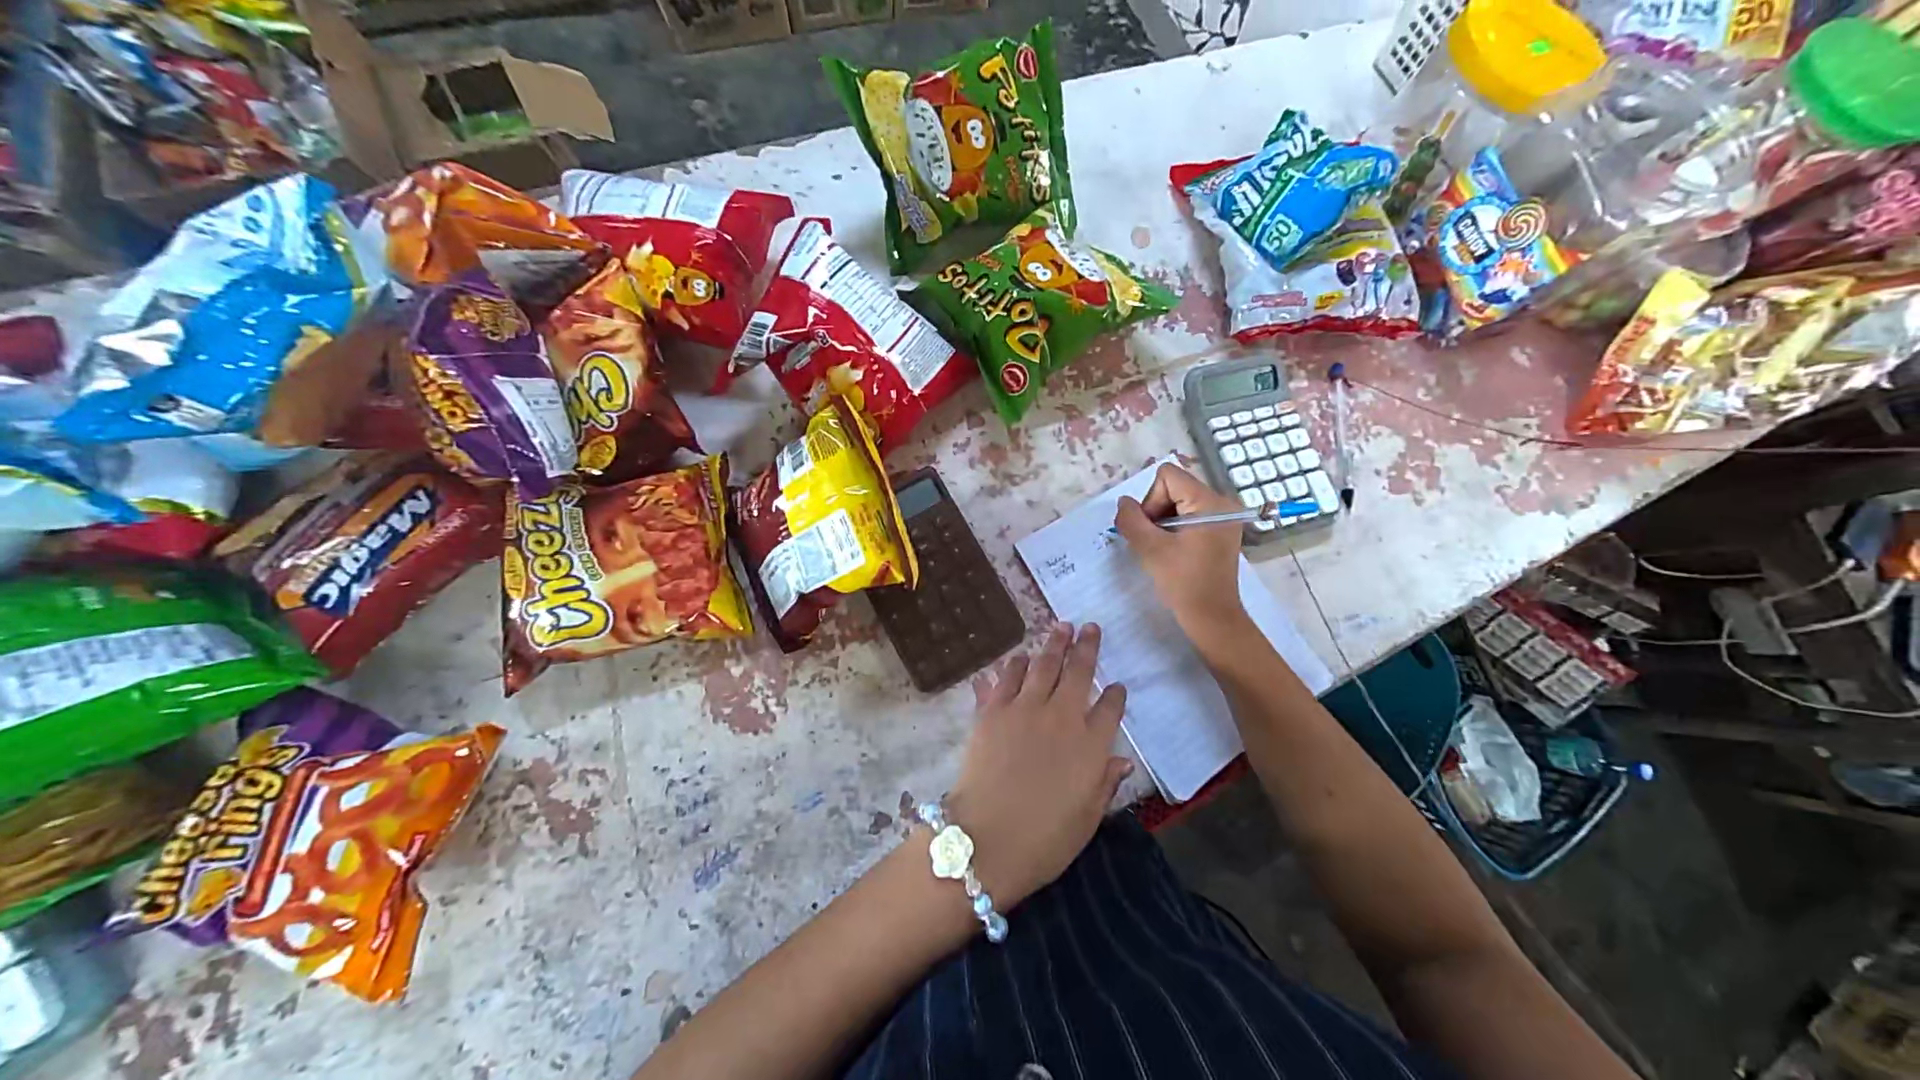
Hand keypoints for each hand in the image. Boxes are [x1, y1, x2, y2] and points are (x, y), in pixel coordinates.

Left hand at [945, 623, 1130, 908]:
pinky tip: (1019, 657)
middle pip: (1079, 673)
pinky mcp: (992, 711)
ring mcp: (1025, 709)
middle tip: (1090, 627)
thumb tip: (1121, 761)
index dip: (1115, 695)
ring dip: (1053, 644)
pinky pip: (1006, 679)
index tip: (1117, 686)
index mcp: (1091, 746)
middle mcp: (1062, 718)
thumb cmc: (1044, 840)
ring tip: (1060, 627)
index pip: (1110, 709)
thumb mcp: (1086, 819)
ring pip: (1043, 665)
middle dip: (1087, 647)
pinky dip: (1014, 665)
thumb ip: (1104, 784)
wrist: (988, 839)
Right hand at [1113, 463, 1248, 640]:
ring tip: (1162, 550)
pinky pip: (1189, 517)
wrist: (1212, 617)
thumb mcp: (1150, 549)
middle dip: (1156, 512)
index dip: (1150, 500)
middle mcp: (1221, 504)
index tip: (1150, 530)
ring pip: (1179, 504)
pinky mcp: (1220, 533)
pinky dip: (1174, 530)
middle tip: (1153, 543)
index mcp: (1210, 503)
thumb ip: (1131, 519)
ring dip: (1163, 523)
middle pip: (1174, 488)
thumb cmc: (1183, 583)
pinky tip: (1173, 553)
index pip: (1168, 477)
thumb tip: (1124, 502)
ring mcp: (1223, 519)